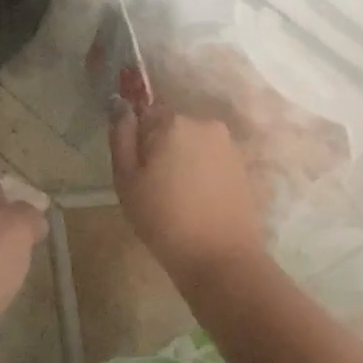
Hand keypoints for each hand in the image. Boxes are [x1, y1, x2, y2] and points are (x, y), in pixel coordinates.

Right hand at [111, 101, 264, 278]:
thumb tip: (121, 104)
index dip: (138, 138)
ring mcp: (226, 143)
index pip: (145, 112)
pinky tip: (198, 200)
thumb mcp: (126, 180)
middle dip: (161, 147)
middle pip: (171, 126)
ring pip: (192, 142)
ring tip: (178, 196)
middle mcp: (202, 122)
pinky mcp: (241, 164)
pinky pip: (211, 158)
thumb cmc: (164, 219)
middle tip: (154, 186)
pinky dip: (202, 171)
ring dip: (183, 159)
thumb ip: (121, 136)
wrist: (221, 258)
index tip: (138, 167)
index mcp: (172, 121)